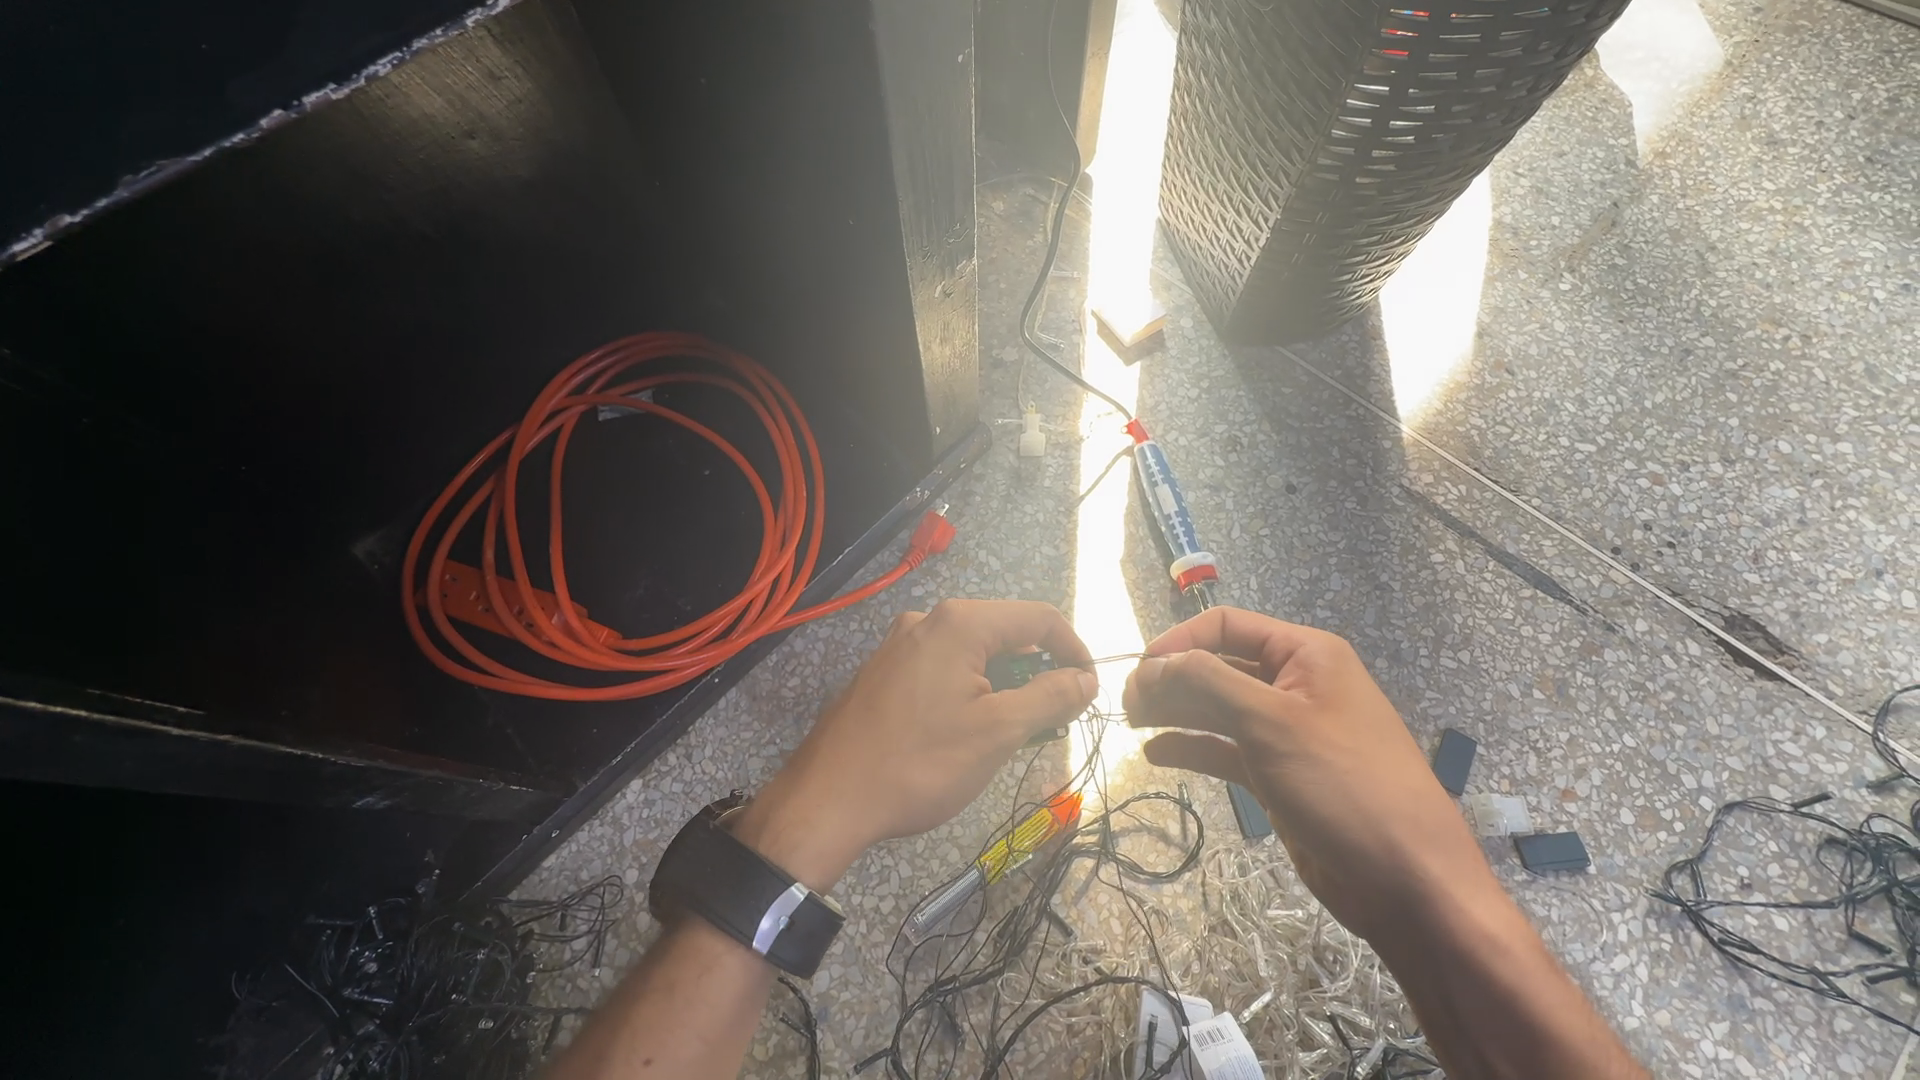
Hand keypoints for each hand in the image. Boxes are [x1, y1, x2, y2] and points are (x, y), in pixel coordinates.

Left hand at [733, 599, 1095, 890]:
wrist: (826, 800)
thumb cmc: (920, 762)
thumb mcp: (998, 731)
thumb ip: (1050, 697)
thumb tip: (1085, 677)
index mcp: (959, 622)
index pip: (1038, 617)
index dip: (1073, 649)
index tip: (1089, 688)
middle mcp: (926, 621)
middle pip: (1003, 633)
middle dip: (1035, 671)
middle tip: (1050, 719)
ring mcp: (898, 645)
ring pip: (971, 654)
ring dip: (1002, 686)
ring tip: (1008, 733)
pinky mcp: (882, 672)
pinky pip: (941, 669)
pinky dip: (968, 691)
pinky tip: (963, 733)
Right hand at [1122, 607, 1492, 943]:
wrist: (1407, 883)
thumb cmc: (1344, 785)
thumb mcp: (1272, 722)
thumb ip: (1207, 682)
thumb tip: (1151, 664)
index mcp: (1305, 655)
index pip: (1226, 625)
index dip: (1178, 642)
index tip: (1138, 671)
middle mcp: (1293, 684)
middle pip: (1216, 665)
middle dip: (1170, 679)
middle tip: (1126, 706)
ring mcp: (1284, 732)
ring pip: (1215, 707)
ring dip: (1174, 710)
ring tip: (1132, 723)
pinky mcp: (1275, 774)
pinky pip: (1223, 748)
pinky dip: (1190, 745)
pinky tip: (1156, 751)